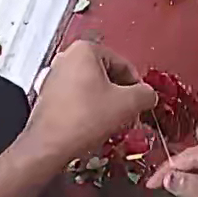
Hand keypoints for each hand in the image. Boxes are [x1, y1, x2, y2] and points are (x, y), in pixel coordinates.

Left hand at [18, 41, 157, 165]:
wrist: (49, 146)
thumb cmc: (85, 119)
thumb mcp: (127, 104)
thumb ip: (145, 94)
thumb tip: (149, 95)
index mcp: (85, 50)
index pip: (124, 65)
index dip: (136, 86)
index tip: (140, 103)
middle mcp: (67, 57)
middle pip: (107, 74)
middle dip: (120, 95)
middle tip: (128, 114)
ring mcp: (54, 75)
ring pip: (93, 87)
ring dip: (106, 103)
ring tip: (111, 122)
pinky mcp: (48, 94)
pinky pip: (78, 97)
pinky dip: (89, 108)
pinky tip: (93, 126)